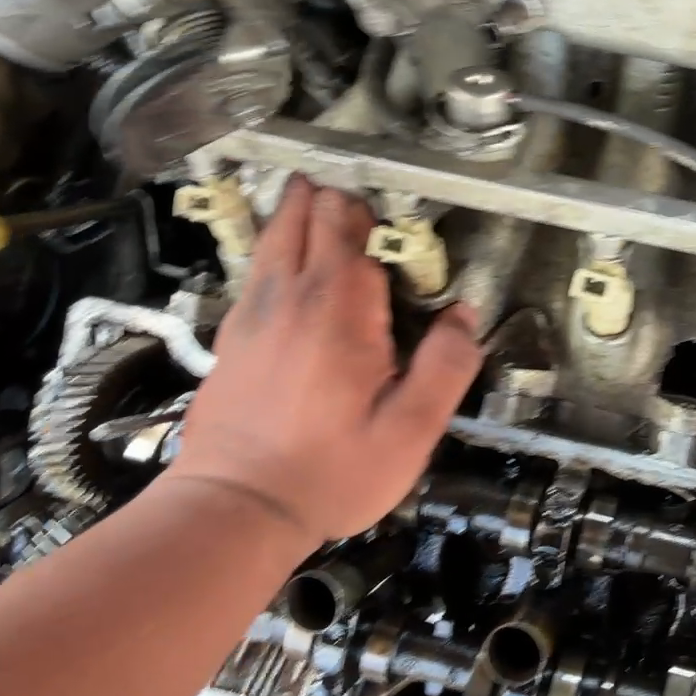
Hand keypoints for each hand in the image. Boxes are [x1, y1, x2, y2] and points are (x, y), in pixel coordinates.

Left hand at [171, 177, 482, 542]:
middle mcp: (291, 300)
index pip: (353, 235)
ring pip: (273, 243)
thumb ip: (445, 366)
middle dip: (327, 200)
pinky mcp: (230, 340)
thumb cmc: (332, 471)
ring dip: (293, 214)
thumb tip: (465, 315)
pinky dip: (270, 249)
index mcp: (340, 312)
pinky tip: (279, 256)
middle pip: (306, 225)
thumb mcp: (411, 430)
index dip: (371, 217)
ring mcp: (252, 317)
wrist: (233, 510)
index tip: (388, 213)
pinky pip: (254, 274)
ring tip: (305, 190)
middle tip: (344, 184)